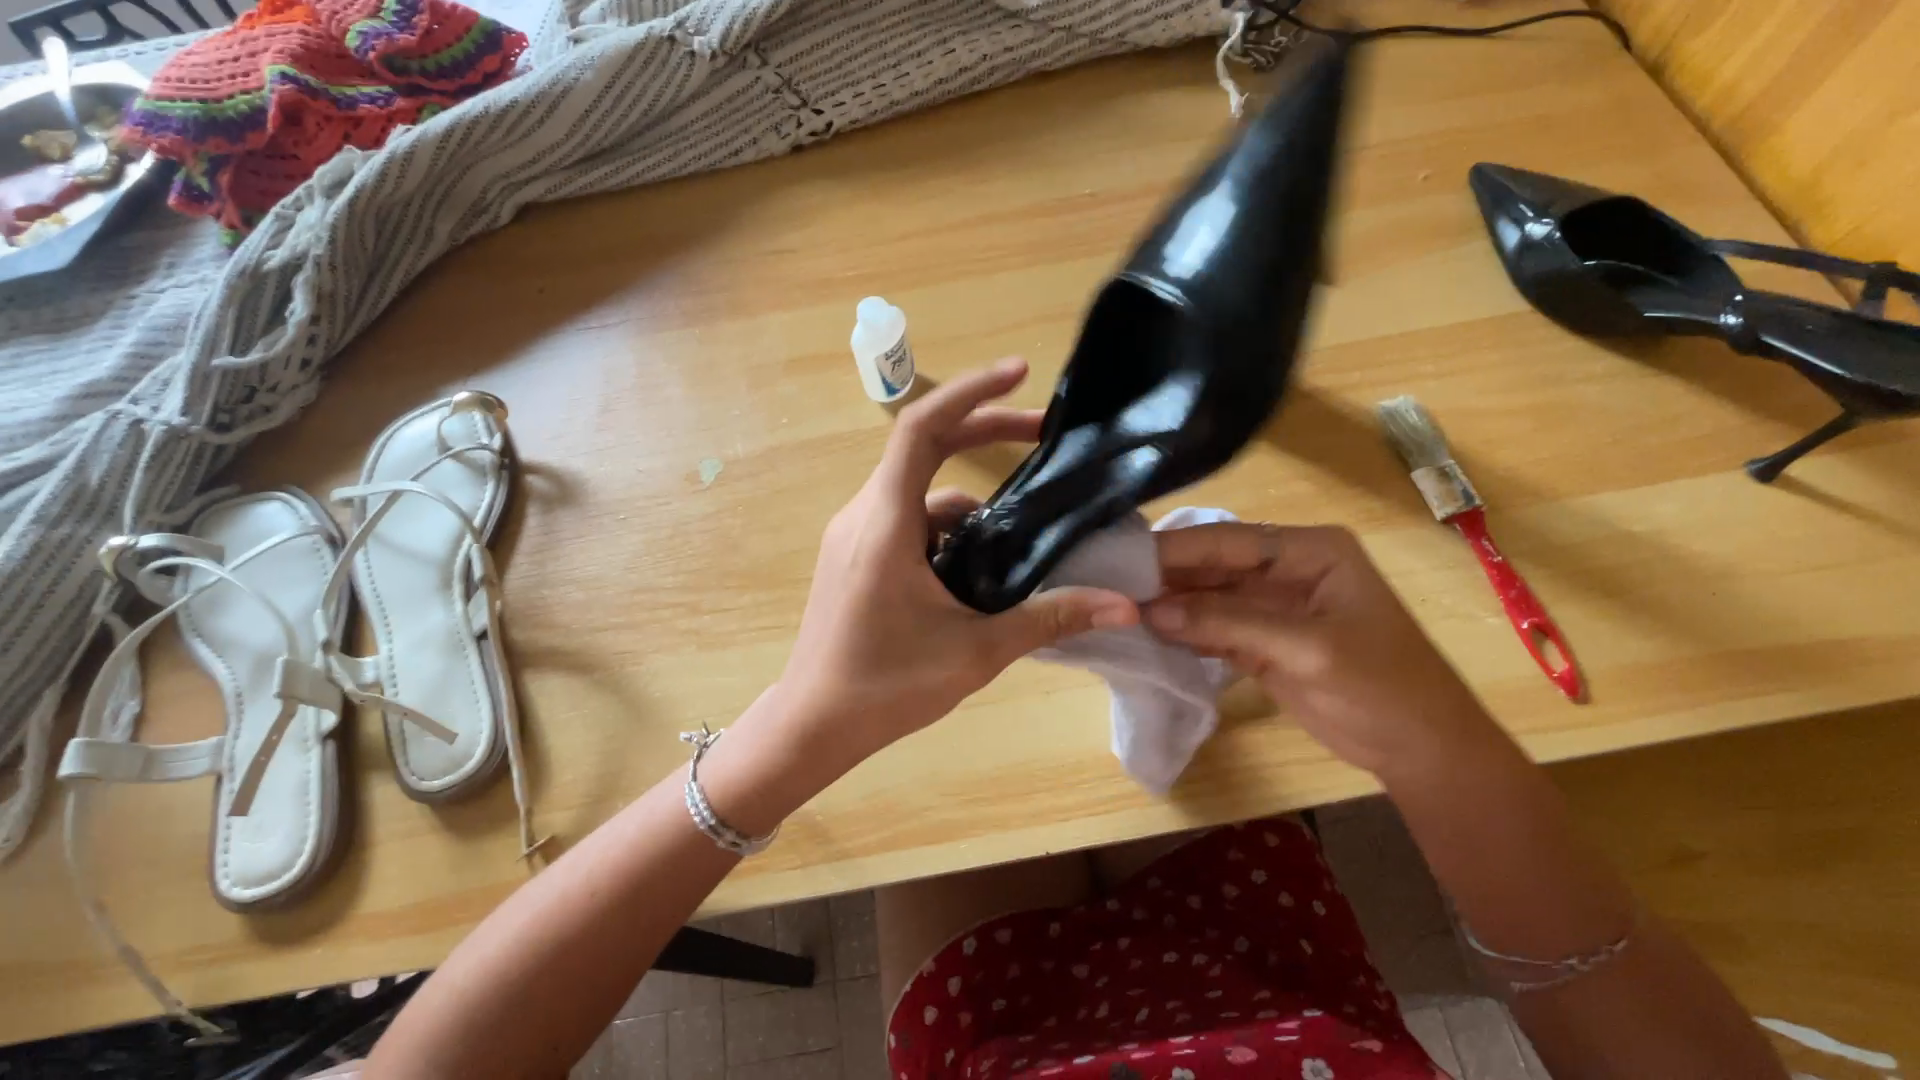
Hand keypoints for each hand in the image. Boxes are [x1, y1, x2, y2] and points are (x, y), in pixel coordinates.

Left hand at [774, 359, 1137, 759]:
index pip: (921, 428)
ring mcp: (853, 535)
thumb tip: (1123, 608)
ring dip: (971, 502)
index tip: (1020, 373)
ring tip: (1024, 533)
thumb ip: (1049, 619)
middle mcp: (864, 514)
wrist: (814, 724)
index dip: (970, 391)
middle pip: (924, 449)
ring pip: (920, 494)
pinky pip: (906, 521)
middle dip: (984, 434)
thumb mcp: (977, 651)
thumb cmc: (886, 686)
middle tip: (1044, 435)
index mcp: (885, 522)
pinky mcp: (853, 556)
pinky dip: (947, 529)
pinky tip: (980, 569)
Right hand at [1145, 522, 1500, 776]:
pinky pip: (1213, 629)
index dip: (1176, 551)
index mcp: (1311, 550)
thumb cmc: (1382, 686)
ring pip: (1208, 597)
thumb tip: (1152, 611)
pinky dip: (1183, 633)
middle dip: (1166, 577)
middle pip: (1213, 566)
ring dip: (1169, 606)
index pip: (1230, 541)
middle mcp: (1287, 569)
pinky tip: (1146, 634)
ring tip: (1115, 608)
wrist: (1421, 748)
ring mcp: (1272, 607)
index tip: (1122, 561)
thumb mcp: (1307, 649)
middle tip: (1106, 584)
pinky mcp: (1262, 642)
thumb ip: (1229, 624)